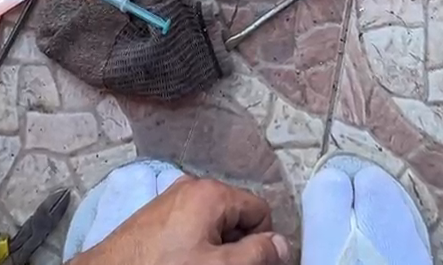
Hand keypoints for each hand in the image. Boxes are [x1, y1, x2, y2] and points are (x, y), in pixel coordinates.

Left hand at [72, 179, 289, 264]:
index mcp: (212, 192)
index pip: (259, 210)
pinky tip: (183, 261)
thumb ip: (256, 254)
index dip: (261, 241)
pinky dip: (196, 244)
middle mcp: (193, 186)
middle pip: (236, 214)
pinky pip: (192, 225)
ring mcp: (173, 198)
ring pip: (213, 222)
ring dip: (216, 246)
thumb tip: (283, 243)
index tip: (249, 264)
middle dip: (237, 244)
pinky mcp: (158, 213)